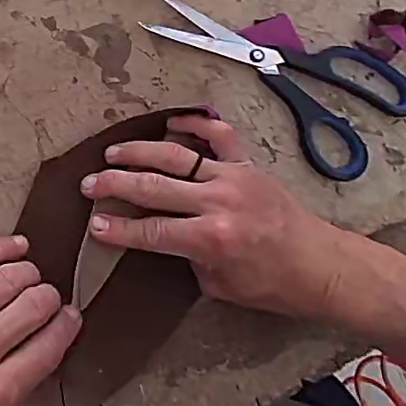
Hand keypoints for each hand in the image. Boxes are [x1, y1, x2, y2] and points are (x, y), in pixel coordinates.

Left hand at [0, 236, 79, 405]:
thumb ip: (30, 379)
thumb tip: (56, 333)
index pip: (52, 340)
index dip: (69, 322)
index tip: (71, 316)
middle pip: (36, 302)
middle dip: (51, 298)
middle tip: (49, 301)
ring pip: (11, 276)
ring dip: (31, 274)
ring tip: (32, 281)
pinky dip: (3, 248)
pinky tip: (17, 248)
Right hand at [81, 114, 357, 319]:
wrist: (315, 262)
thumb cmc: (270, 283)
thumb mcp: (219, 285)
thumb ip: (188, 257)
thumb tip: (162, 235)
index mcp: (211, 238)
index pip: (152, 232)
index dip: (119, 230)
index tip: (93, 225)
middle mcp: (218, 201)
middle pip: (155, 188)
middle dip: (117, 185)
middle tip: (90, 184)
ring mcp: (232, 176)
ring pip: (178, 156)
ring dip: (142, 152)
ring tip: (114, 152)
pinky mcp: (246, 164)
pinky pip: (219, 134)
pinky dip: (196, 123)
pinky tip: (172, 120)